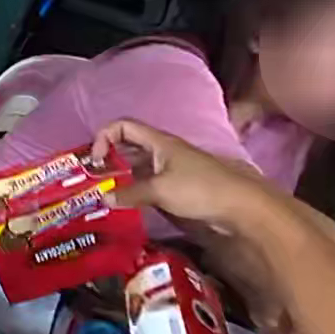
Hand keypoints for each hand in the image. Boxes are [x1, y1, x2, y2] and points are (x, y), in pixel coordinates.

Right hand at [91, 118, 277, 232]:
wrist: (240, 206)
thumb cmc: (200, 189)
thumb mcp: (160, 190)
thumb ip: (130, 193)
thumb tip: (104, 198)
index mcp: (159, 142)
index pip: (123, 126)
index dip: (104, 137)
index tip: (96, 160)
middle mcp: (163, 151)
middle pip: (128, 147)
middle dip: (109, 159)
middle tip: (94, 180)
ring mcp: (170, 169)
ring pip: (137, 167)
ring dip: (121, 177)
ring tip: (105, 195)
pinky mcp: (177, 187)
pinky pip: (148, 183)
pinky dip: (134, 191)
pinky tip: (126, 205)